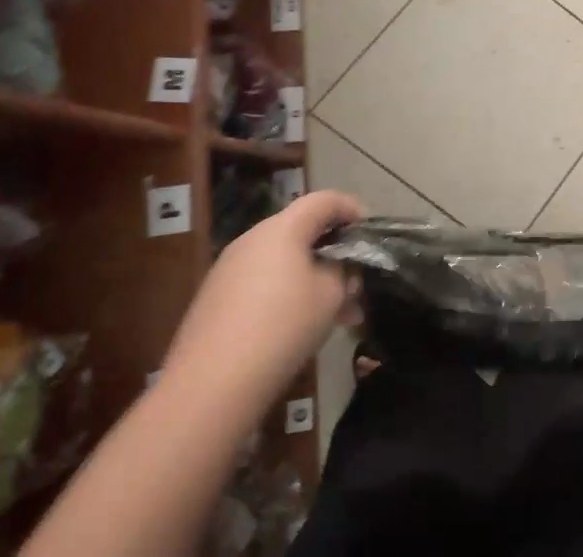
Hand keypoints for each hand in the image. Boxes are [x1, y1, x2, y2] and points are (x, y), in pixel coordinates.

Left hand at [163, 190, 363, 401]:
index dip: (352, 209)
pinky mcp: (216, 298)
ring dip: (314, 277)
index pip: (324, 200)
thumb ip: (342, 271)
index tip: (370, 232)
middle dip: (334, 252)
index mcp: (281, 229)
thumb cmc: (283, 327)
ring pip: (284, 261)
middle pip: (302, 230)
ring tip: (338, 314)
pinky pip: (263, 282)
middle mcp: (251, 240)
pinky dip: (289, 293)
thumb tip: (337, 268)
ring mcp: (229, 269)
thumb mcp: (331, 295)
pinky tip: (303, 326)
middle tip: (357, 282)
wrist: (212, 382)